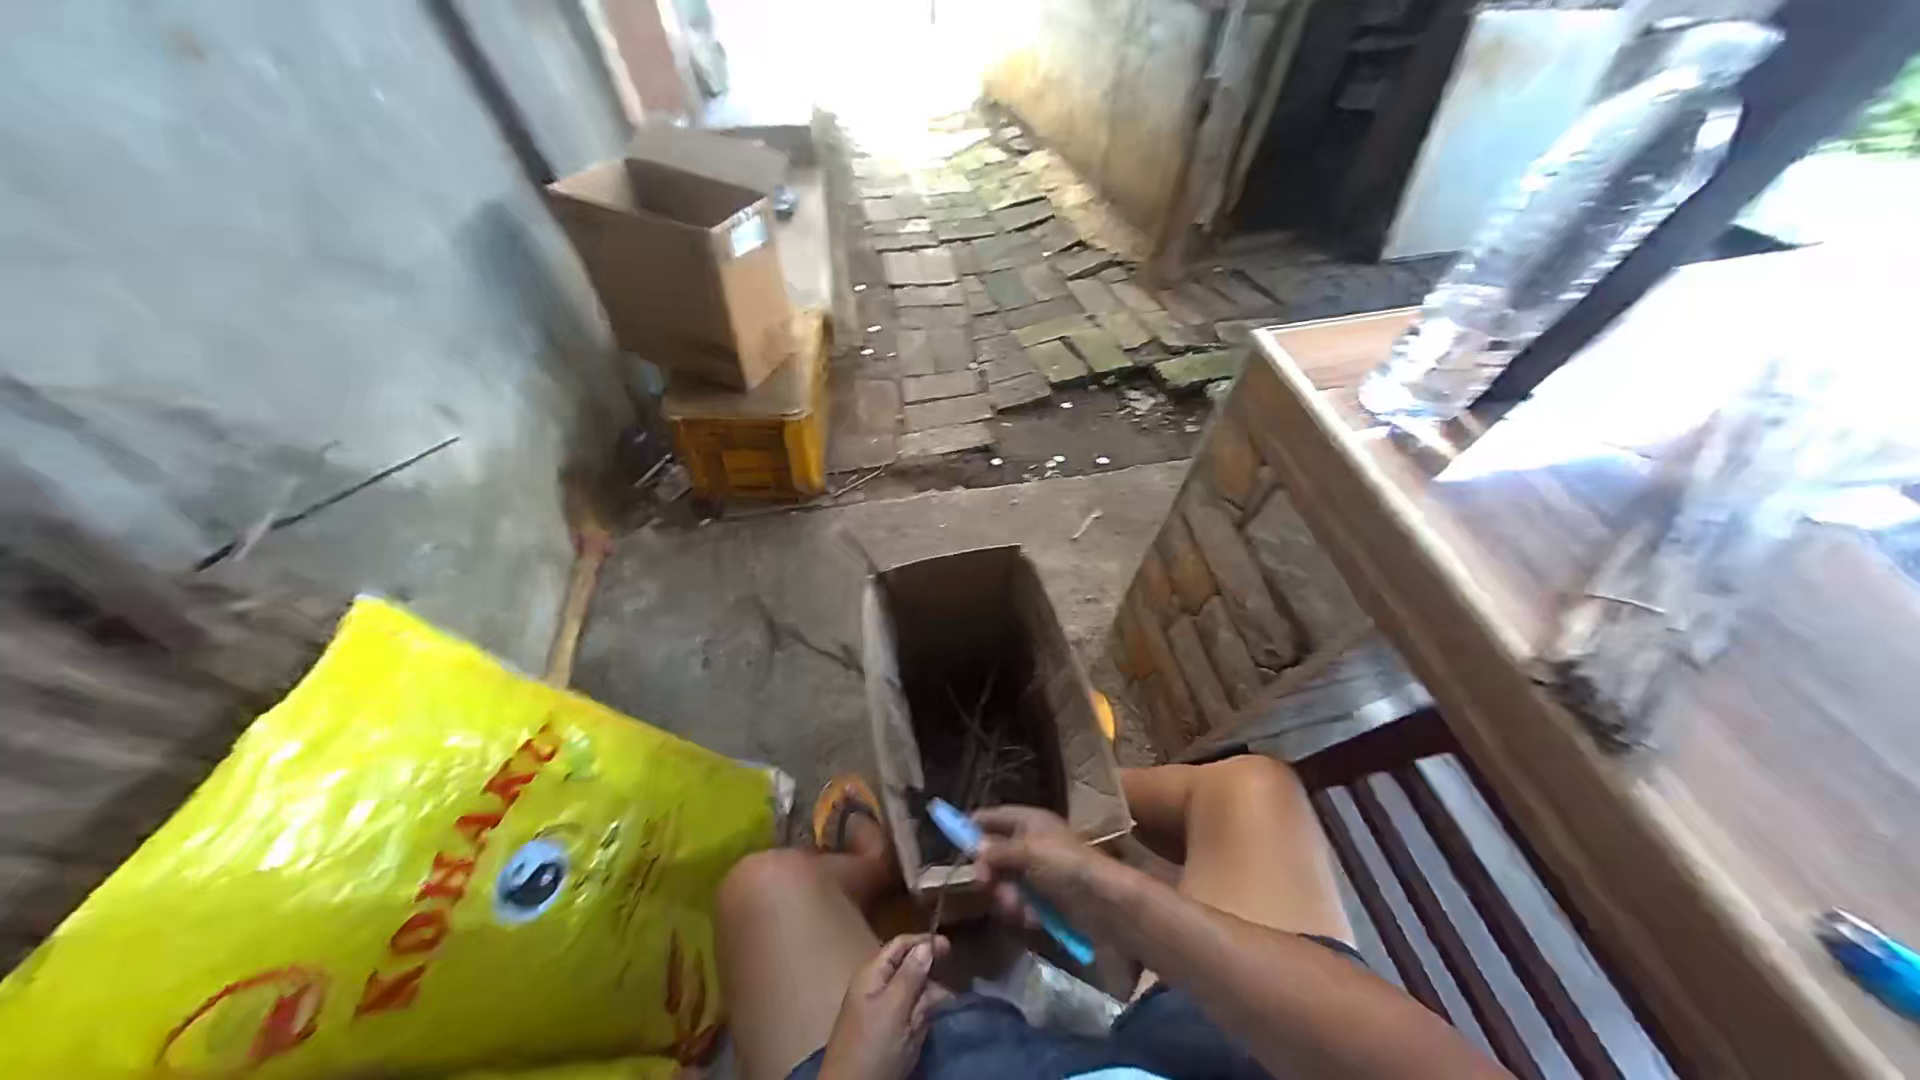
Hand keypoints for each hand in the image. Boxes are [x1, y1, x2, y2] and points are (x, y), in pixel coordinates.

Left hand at [818, 934, 950, 1079]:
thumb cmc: (872, 1046)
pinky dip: (919, 1018)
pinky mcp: (885, 1033)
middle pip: (906, 968)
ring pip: (910, 994)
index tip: (949, 946)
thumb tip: (927, 945)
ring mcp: (879, 1011)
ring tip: (941, 1008)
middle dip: (928, 976)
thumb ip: (911, 975)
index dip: (924, 942)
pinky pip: (907, 1016)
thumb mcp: (894, 1008)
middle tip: (949, 986)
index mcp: (872, 974)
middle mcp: (875, 987)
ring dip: (925, 999)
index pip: (900, 945)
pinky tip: (926, 1026)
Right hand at [972, 806, 1104, 928]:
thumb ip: (997, 851)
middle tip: (986, 885)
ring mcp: (1040, 872)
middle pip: (997, 853)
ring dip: (1006, 896)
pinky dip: (1022, 911)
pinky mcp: (1047, 899)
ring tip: (1014, 907)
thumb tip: (974, 849)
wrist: (1103, 902)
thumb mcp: (1026, 852)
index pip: (995, 817)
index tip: (953, 839)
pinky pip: (1022, 903)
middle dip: (990, 872)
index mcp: (1030, 821)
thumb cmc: (1064, 865)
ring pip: (1007, 882)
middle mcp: (1032, 843)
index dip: (975, 825)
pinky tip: (1029, 918)